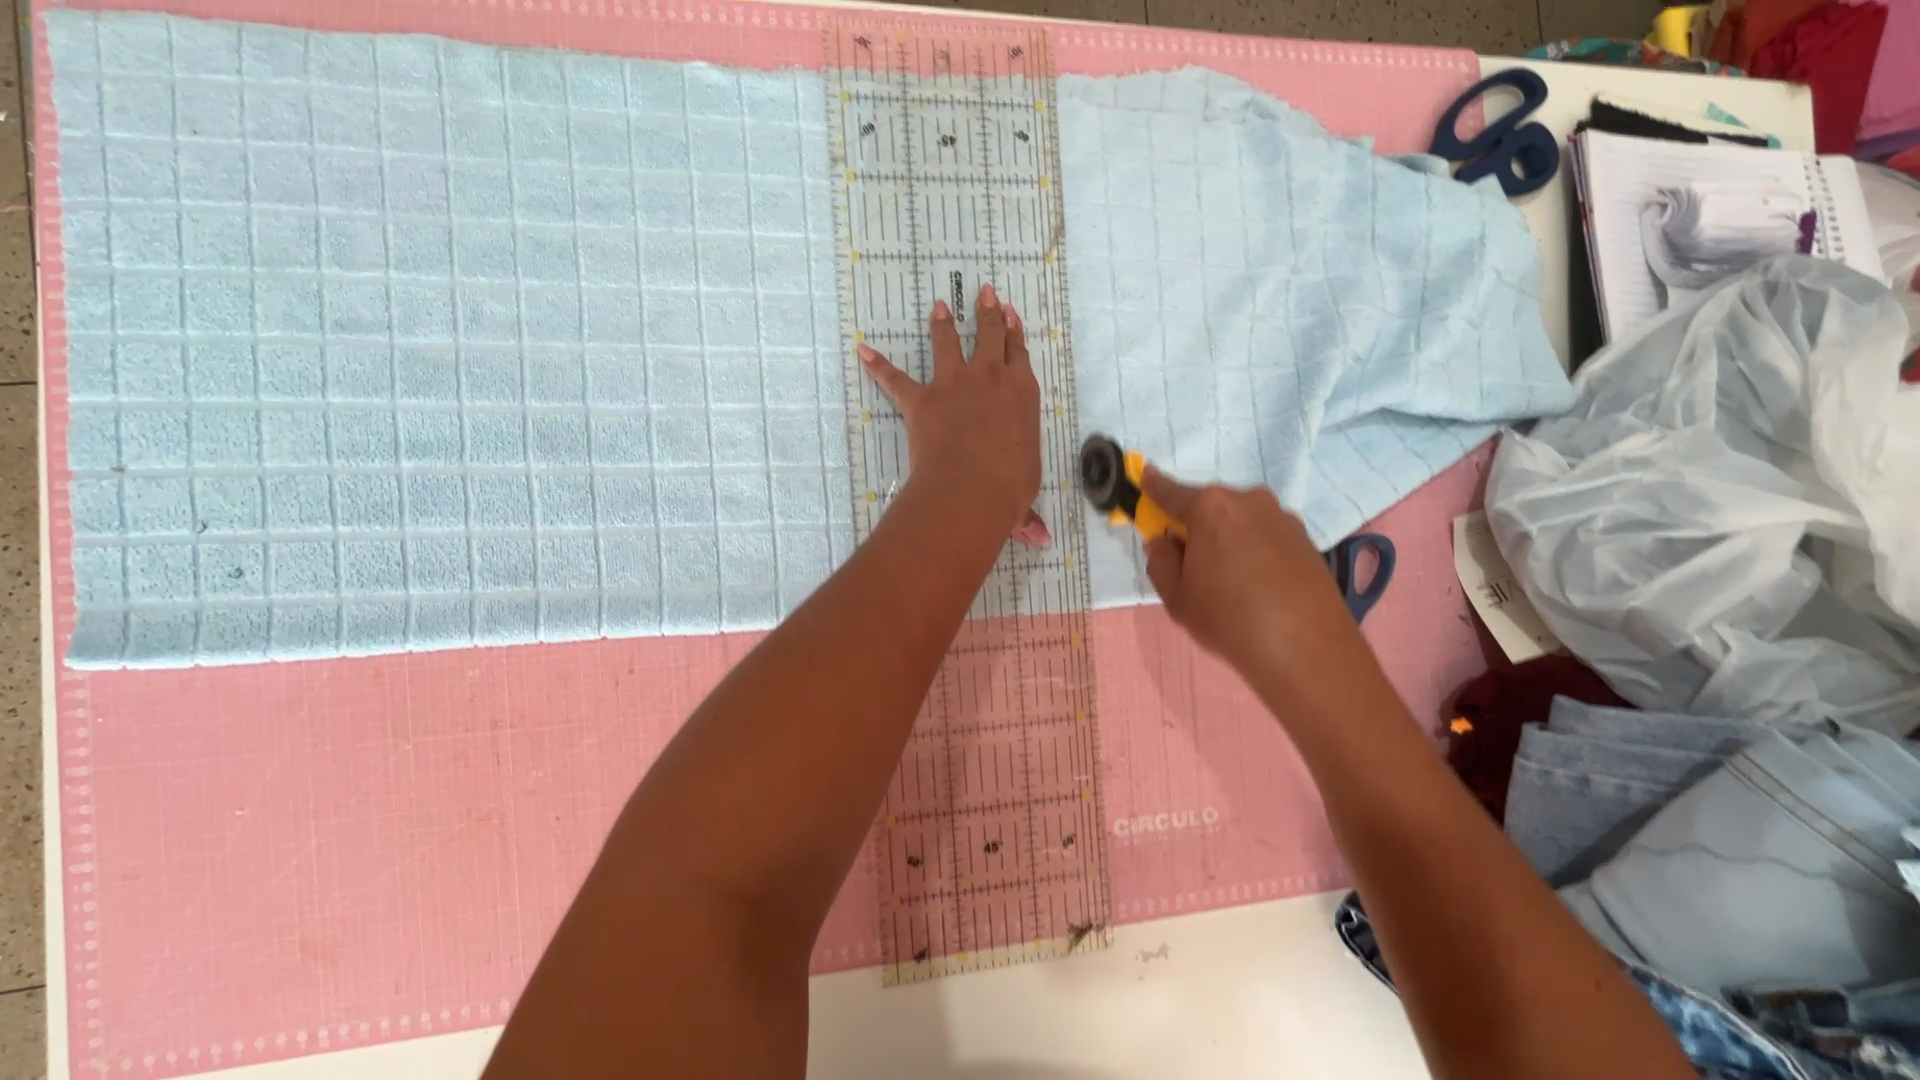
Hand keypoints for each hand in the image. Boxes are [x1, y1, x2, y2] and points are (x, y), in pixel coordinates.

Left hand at [858, 284, 1049, 547]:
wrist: (972, 489)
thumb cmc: (1008, 488)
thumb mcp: (1022, 497)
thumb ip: (1027, 515)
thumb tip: (1040, 541)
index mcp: (1022, 393)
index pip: (1019, 355)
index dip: (1015, 334)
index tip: (1011, 315)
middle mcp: (991, 378)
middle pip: (990, 335)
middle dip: (987, 312)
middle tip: (985, 292)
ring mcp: (955, 384)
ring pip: (948, 343)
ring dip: (943, 323)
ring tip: (938, 307)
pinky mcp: (922, 399)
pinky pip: (895, 378)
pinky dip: (877, 364)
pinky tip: (863, 349)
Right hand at [1140, 468, 1360, 675]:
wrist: (1306, 648)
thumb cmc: (1229, 618)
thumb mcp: (1176, 597)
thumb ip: (1161, 561)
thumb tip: (1164, 541)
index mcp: (1211, 508)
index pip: (1171, 492)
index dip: (1154, 487)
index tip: (1145, 477)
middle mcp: (1249, 501)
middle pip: (1210, 506)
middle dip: (1197, 525)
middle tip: (1191, 562)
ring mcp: (1282, 518)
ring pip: (1241, 521)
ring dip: (1228, 539)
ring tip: (1229, 582)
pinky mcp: (1306, 539)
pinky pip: (1266, 537)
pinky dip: (1254, 551)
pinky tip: (1256, 586)